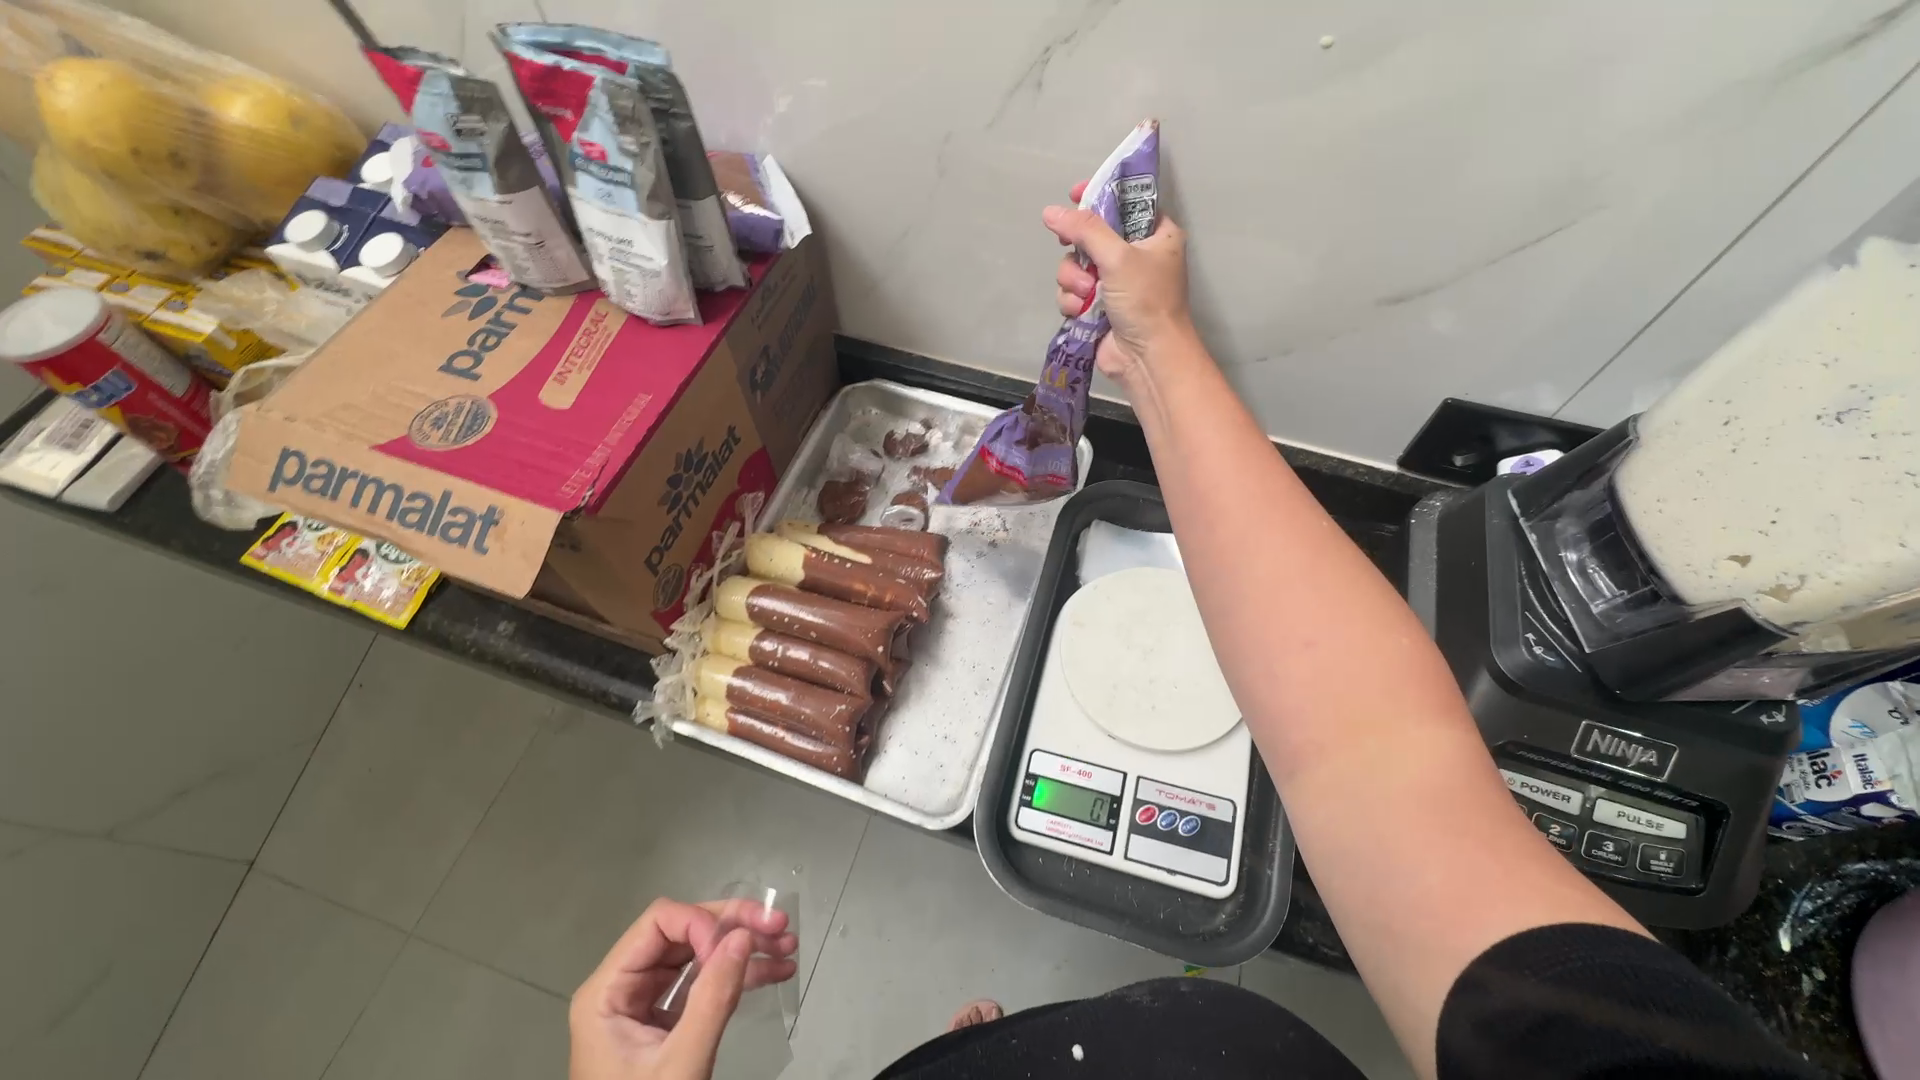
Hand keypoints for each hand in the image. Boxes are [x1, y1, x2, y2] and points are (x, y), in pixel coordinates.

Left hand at [570, 897, 798, 1079]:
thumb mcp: (681, 1066)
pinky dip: (740, 975)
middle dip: (733, 926)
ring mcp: (645, 1003)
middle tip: (780, 926)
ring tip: (789, 946)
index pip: (658, 924)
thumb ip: (712, 999)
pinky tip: (776, 971)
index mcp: (608, 991)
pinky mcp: (665, 1021)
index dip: (701, 923)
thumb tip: (742, 936)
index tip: (737, 950)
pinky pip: (703, 983)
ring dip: (745, 947)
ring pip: (699, 953)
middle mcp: (623, 986)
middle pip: (682, 932)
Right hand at [1044, 179, 1192, 381]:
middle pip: (1091, 236)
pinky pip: (1072, 293)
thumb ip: (1085, 230)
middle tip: (1071, 247)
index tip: (1074, 194)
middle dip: (1079, 250)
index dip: (1099, 196)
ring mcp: (1115, 283)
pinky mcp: (1098, 307)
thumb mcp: (1118, 257)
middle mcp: (1135, 256)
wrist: (1147, 358)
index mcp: (1156, 234)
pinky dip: (1073, 301)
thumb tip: (1051, 212)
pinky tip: (1081, 311)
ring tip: (1086, 295)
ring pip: (1076, 266)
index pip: (1124, 202)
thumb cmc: (1146, 301)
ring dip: (1073, 280)